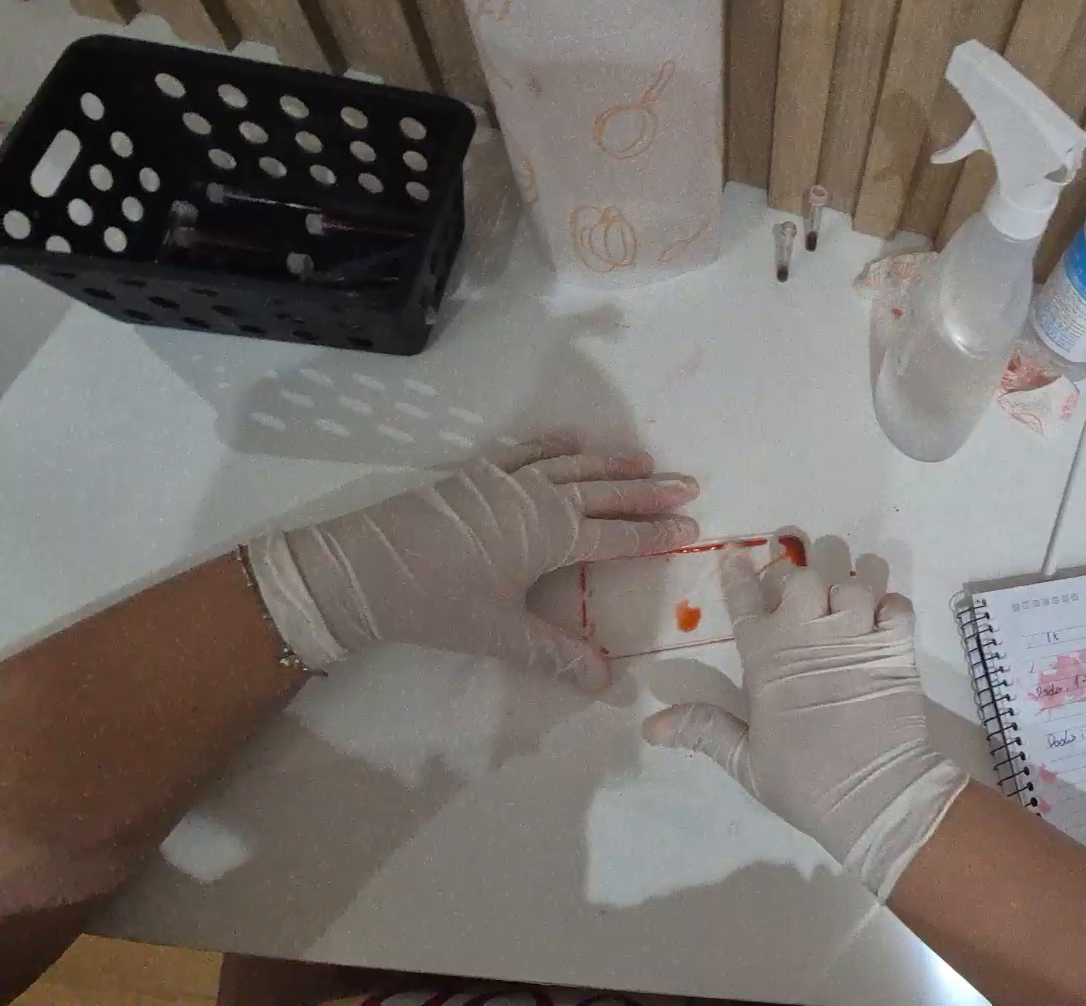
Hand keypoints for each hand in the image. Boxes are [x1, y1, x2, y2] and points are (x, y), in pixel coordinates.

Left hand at [247, 434, 698, 689]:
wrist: (356, 570)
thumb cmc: (435, 603)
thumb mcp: (500, 632)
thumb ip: (558, 652)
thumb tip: (607, 683)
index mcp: (554, 536)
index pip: (622, 535)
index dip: (660, 532)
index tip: (692, 526)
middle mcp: (542, 500)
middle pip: (611, 492)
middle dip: (652, 490)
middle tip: (689, 484)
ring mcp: (511, 480)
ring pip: (577, 466)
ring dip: (614, 463)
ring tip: (646, 460)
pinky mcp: (479, 473)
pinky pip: (528, 450)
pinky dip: (555, 443)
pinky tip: (573, 439)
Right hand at [642, 542, 967, 897]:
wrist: (875, 795)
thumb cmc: (805, 782)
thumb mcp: (746, 761)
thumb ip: (703, 730)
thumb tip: (650, 724)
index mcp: (769, 660)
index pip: (746, 602)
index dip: (738, 575)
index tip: (735, 553)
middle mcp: (812, 635)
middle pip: (802, 578)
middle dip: (796, 582)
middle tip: (798, 598)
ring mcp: (857, 636)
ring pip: (852, 584)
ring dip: (846, 594)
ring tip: (844, 614)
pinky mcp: (896, 645)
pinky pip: (897, 604)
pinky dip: (891, 608)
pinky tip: (883, 624)